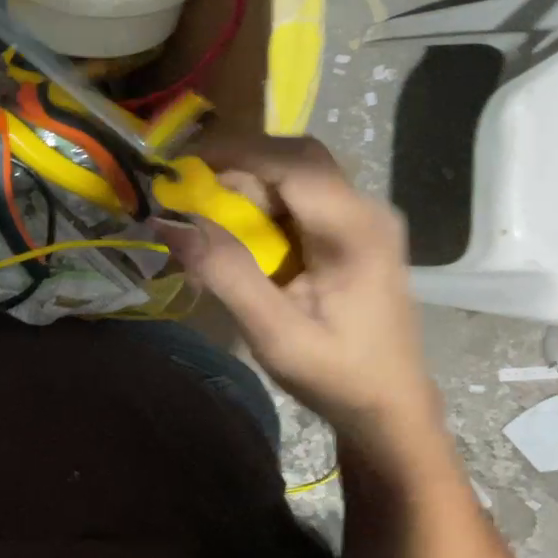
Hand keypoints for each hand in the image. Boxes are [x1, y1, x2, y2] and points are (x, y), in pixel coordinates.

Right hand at [157, 136, 438, 434]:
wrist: (389, 406)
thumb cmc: (336, 374)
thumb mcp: (274, 333)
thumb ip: (225, 274)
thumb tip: (167, 223)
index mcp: (354, 229)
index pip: (291, 162)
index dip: (232, 151)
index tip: (176, 162)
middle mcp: (364, 210)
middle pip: (294, 156)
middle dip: (234, 161)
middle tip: (181, 183)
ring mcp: (359, 218)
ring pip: (293, 172)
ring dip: (242, 180)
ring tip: (194, 205)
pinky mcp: (347, 231)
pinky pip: (296, 196)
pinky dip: (255, 200)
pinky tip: (228, 228)